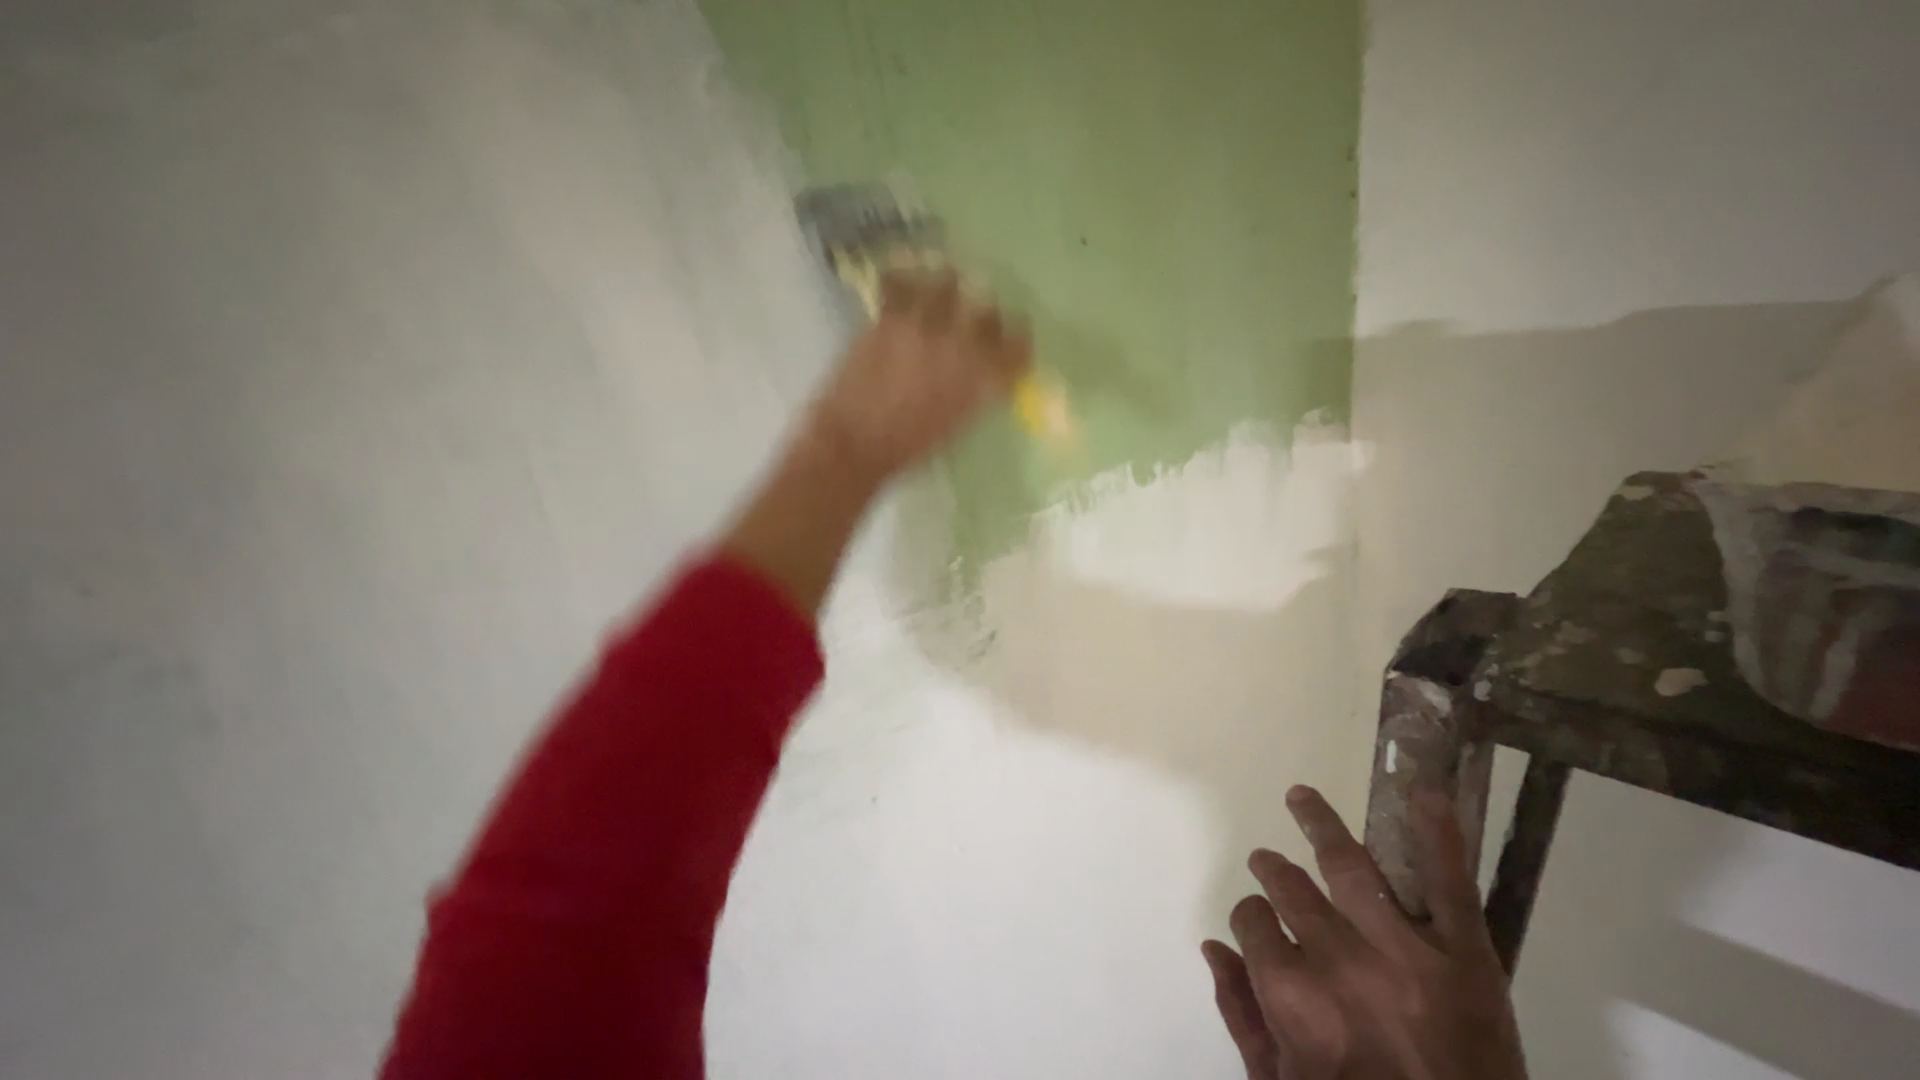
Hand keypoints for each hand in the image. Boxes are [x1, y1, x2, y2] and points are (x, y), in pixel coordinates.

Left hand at [807, 268, 1030, 479]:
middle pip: (987, 310)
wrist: (854, 443)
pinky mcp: (888, 317)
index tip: (1010, 344)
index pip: (1018, 346)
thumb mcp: (957, 424)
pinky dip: (903, 280)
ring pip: (948, 282)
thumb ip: (976, 392)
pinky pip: (900, 282)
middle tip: (974, 319)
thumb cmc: (907, 447)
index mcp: (983, 379)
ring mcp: (924, 326)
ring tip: (938, 295)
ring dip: (947, 287)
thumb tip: (987, 375)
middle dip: (984, 314)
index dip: (1017, 342)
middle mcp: (960, 345)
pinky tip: (902, 286)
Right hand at [1202, 786, 1527, 1079]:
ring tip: (1301, 799)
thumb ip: (1240, 1014)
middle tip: (1267, 861)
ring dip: (1320, 825)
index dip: (1249, 916)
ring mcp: (1407, 954)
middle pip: (1291, 888)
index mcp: (1292, 997)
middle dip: (1272, 869)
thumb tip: (1214, 945)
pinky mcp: (1467, 959)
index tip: (1256, 920)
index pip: (1252, 922)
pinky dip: (1439, 835)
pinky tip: (1426, 794)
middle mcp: (1340, 962)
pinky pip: (1450, 886)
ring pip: (1352, 867)